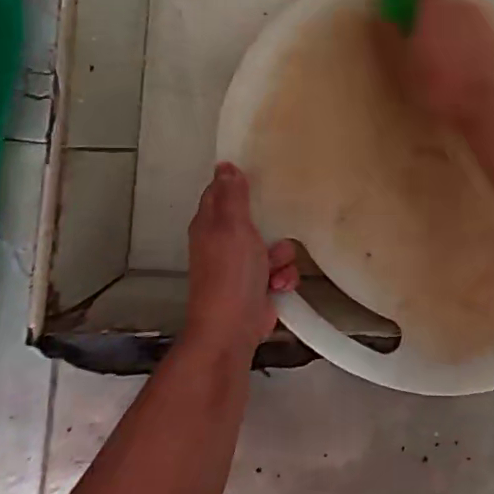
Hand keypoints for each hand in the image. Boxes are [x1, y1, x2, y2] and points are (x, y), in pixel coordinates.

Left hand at [185, 162, 299, 353]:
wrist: (233, 327)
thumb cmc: (230, 275)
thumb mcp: (232, 226)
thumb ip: (232, 195)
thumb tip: (225, 166)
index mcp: (210, 224)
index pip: (223, 192)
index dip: (240, 185)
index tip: (261, 178)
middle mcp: (224, 242)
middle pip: (256, 219)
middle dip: (271, 228)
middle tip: (271, 232)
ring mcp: (242, 266)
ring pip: (276, 246)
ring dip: (281, 258)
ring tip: (273, 270)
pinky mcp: (259, 285)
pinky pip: (282, 270)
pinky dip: (283, 278)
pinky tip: (277, 287)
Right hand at [380, 0, 493, 130]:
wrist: (476, 105)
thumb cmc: (431, 82)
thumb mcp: (398, 62)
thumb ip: (386, 33)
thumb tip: (378, 15)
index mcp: (436, 5)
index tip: (409, 10)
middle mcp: (461, 4)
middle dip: (433, 10)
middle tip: (422, 34)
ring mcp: (481, 20)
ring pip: (461, 12)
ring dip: (450, 24)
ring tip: (441, 50)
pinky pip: (474, 29)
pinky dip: (465, 37)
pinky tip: (459, 60)